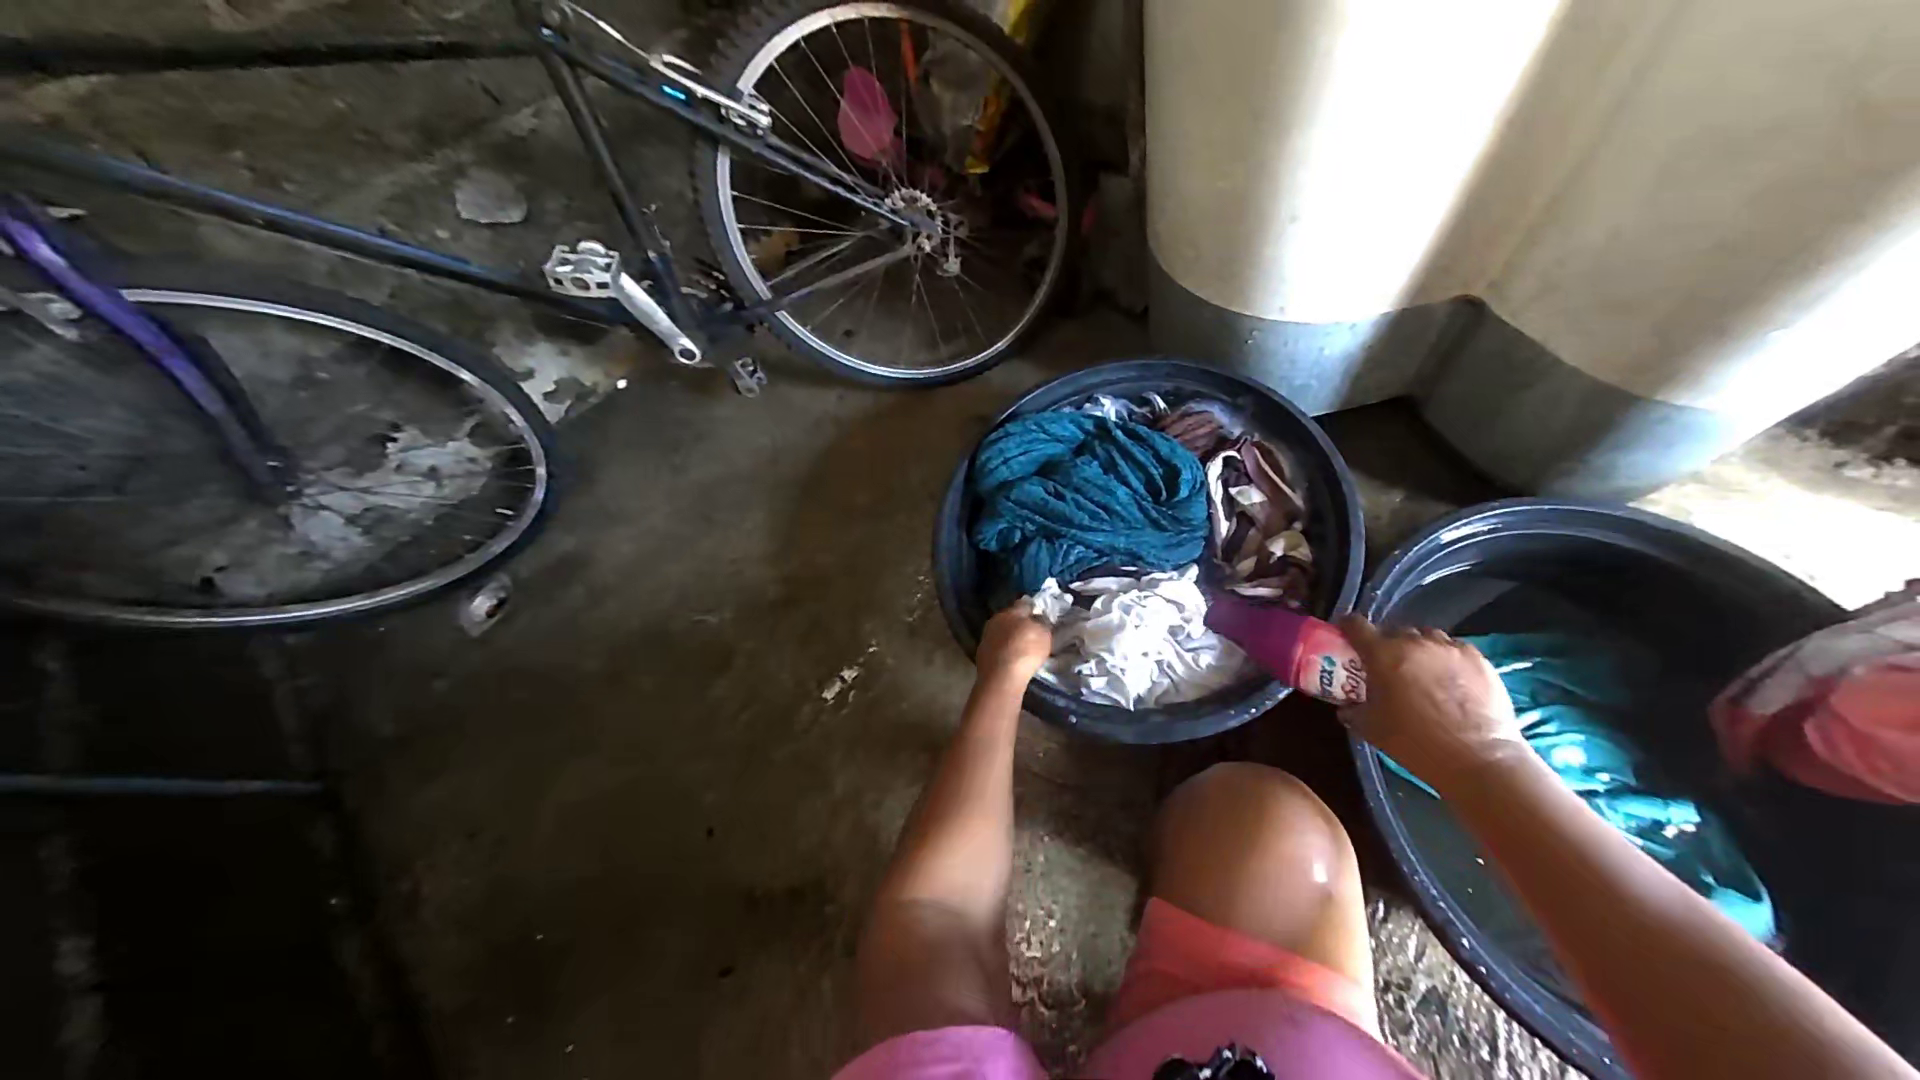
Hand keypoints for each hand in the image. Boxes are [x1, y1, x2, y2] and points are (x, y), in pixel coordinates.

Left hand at [976, 603, 1052, 684]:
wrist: (1001, 676)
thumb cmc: (1026, 650)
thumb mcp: (1044, 634)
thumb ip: (1042, 624)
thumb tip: (1038, 619)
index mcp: (1011, 611)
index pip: (1024, 604)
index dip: (1032, 609)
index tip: (1039, 617)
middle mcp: (995, 619)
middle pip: (1010, 617)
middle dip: (1019, 623)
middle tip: (1030, 633)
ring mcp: (986, 636)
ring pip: (1001, 632)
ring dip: (1009, 637)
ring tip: (1020, 648)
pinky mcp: (981, 652)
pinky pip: (996, 646)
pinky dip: (1002, 650)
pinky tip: (1009, 659)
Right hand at [1336, 616, 1525, 793]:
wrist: (1478, 759)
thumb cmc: (1414, 742)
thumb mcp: (1369, 727)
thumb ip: (1352, 709)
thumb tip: (1347, 705)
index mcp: (1382, 654)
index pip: (1356, 624)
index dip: (1348, 629)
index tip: (1347, 639)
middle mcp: (1414, 642)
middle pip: (1393, 631)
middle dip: (1386, 645)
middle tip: (1387, 667)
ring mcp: (1449, 648)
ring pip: (1426, 636)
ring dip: (1417, 648)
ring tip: (1421, 670)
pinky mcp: (1478, 659)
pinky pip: (1453, 648)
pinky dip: (1445, 658)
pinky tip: (1449, 679)